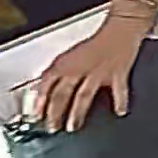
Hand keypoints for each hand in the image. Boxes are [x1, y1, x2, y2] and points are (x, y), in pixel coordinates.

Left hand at [31, 18, 146, 131]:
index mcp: (65, 63)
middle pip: (62, 94)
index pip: (46, 85)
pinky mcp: (118, 73)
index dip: (39, 101)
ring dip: (78, 112)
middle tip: (53, 127)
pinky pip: (118, 90)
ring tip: (74, 126)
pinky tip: (120, 112)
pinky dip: (120, 102)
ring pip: (83, 95)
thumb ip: (60, 73)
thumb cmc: (97, 42)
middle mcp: (79, 68)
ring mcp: (99, 72)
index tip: (36, 115)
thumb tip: (46, 90)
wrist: (120, 30)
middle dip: (55, 112)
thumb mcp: (72, 56)